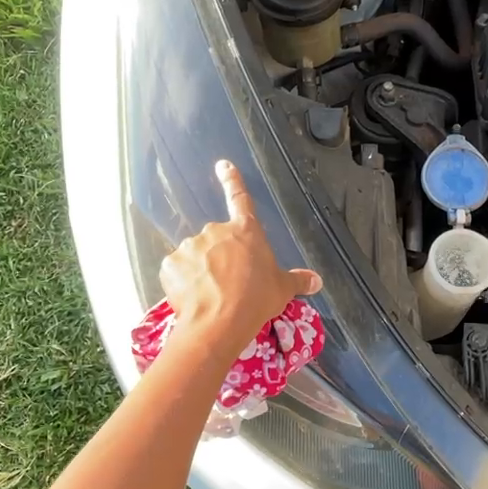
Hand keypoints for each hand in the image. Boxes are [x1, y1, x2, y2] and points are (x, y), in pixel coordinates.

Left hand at [157, 161, 321, 349]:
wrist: (219, 322)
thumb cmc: (257, 299)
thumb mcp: (283, 289)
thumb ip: (298, 281)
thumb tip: (317, 281)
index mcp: (246, 231)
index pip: (240, 199)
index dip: (232, 181)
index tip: (223, 166)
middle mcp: (216, 231)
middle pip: (218, 239)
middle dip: (221, 256)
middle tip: (229, 283)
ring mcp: (190, 246)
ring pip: (196, 256)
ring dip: (201, 270)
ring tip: (211, 295)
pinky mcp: (170, 265)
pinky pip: (178, 271)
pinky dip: (184, 282)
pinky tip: (193, 298)